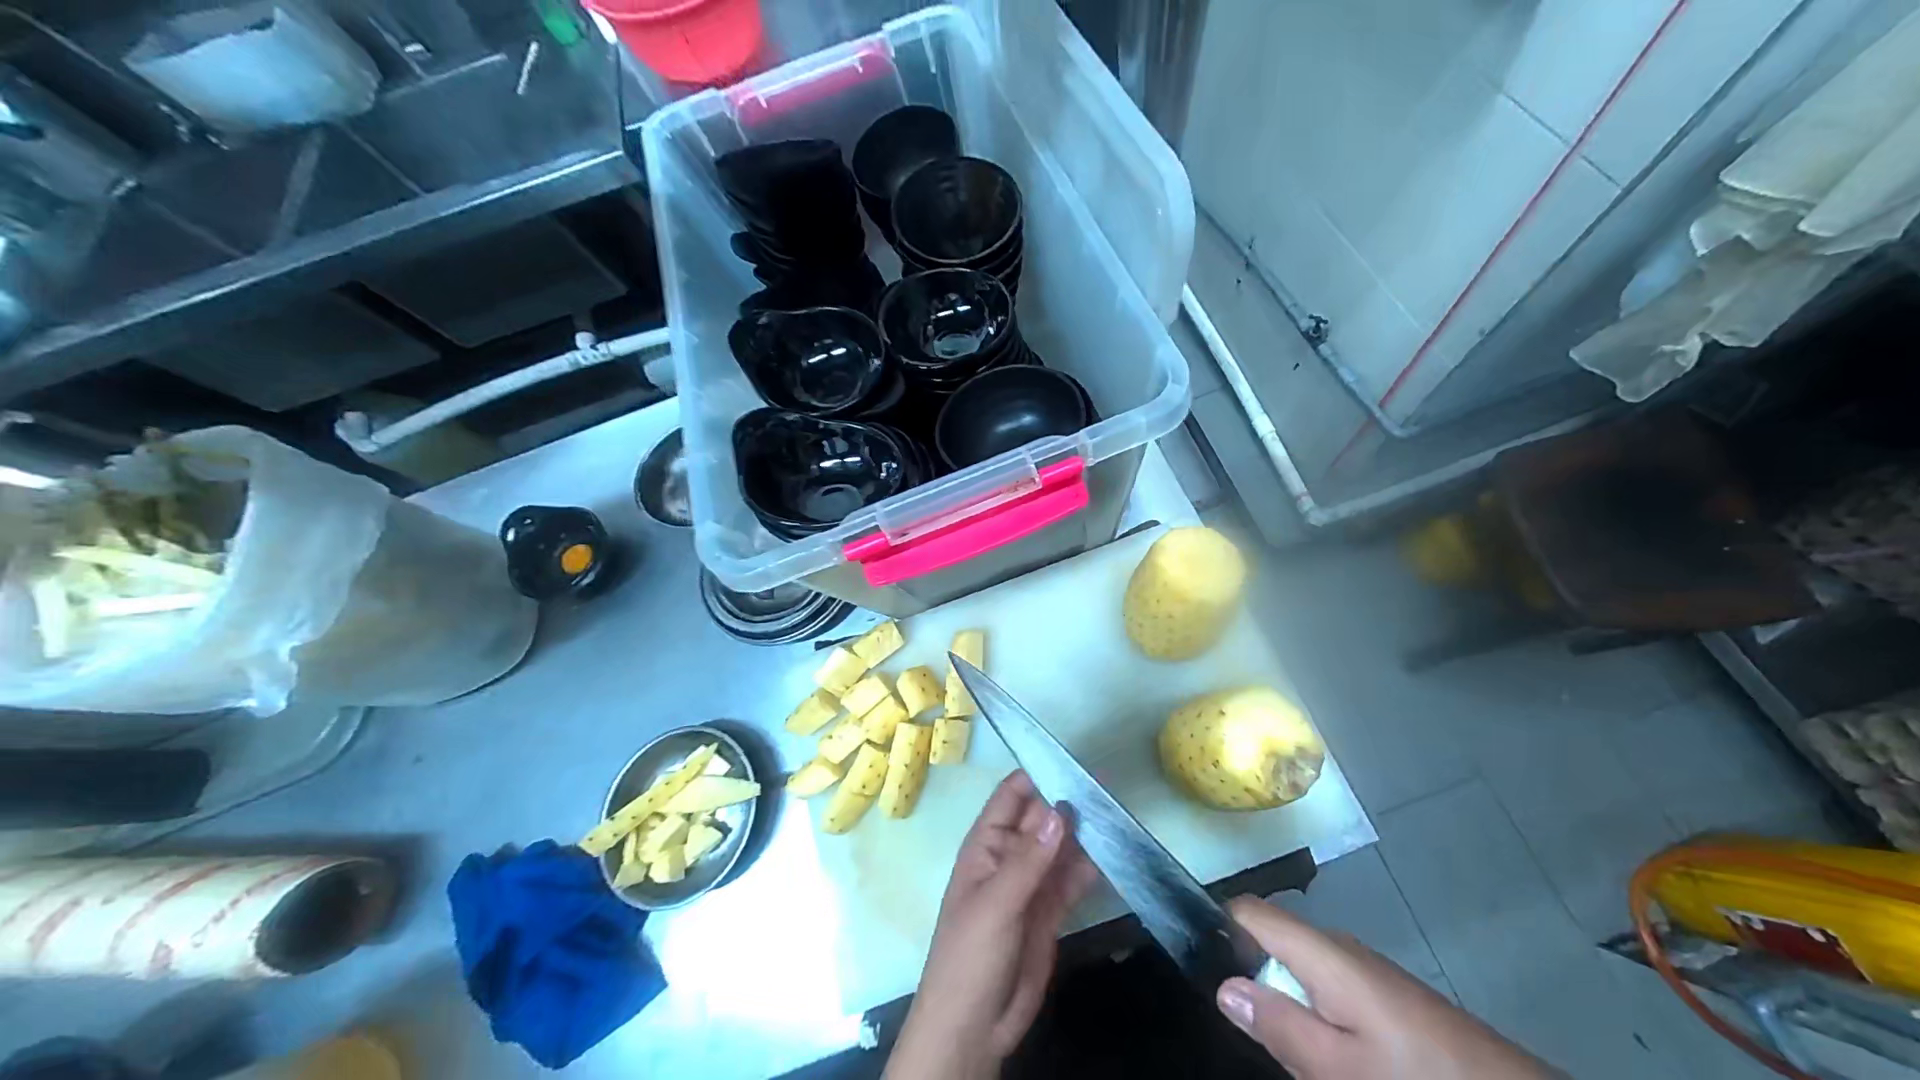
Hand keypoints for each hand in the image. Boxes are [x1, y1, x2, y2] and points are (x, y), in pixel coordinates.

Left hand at [885, 772, 1097, 1079]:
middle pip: (1042, 818)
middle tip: (1108, 782)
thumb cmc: (970, 956)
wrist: (974, 1025)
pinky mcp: (1050, 910)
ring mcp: (1031, 884)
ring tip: (1117, 810)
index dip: (1038, 775)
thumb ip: (1029, 859)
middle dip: (1069, 800)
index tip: (1073, 758)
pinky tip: (1114, 852)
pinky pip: (1072, 879)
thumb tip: (1059, 809)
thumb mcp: (996, 904)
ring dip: (1084, 831)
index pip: (1012, 796)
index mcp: (986, 845)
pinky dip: (1091, 866)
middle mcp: (1010, 857)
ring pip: (1060, 847)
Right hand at [1216, 897, 1562, 1079]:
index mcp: (1322, 953)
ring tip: (1292, 1052)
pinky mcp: (1386, 993)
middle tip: (1251, 1033)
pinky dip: (1316, 1013)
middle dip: (1252, 978)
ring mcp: (1365, 969)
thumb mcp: (1341, 1070)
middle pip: (1270, 941)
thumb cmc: (1419, 1079)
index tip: (1200, 965)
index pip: (1247, 911)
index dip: (1216, 928)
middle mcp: (1339, 947)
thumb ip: (1280, 1025)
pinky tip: (1331, 1057)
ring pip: (1299, 969)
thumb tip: (1224, 987)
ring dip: (1285, 1002)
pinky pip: (1328, 988)